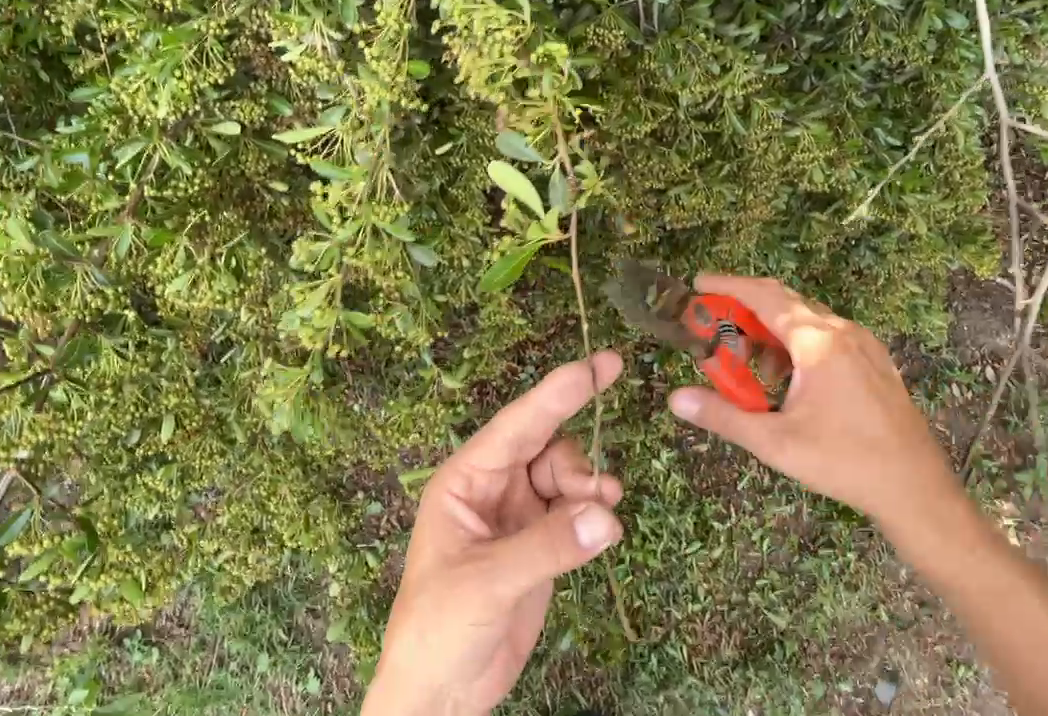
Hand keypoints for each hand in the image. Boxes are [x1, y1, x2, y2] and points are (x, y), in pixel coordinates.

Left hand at [362, 351, 624, 715]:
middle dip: (577, 455)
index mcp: (466, 479)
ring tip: (602, 513)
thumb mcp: (487, 582)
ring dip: (588, 488)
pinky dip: (592, 514)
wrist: (440, 691)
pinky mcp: (539, 545)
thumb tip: (608, 515)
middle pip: (546, 446)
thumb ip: (548, 546)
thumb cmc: (439, 626)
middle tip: (602, 487)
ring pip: (564, 478)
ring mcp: (518, 516)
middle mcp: (493, 488)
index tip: (600, 364)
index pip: (518, 424)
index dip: (558, 391)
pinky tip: (603, 528)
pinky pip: (574, 512)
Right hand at [666, 275, 960, 534]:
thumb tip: (676, 399)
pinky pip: (827, 337)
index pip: (764, 296)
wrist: (917, 490)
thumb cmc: (843, 462)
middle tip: (712, 324)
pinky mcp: (875, 363)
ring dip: (771, 332)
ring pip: (806, 321)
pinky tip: (787, 380)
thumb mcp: (775, 442)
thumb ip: (723, 416)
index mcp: (817, 341)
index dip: (728, 286)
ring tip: (748, 365)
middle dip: (744, 309)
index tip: (698, 284)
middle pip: (785, 302)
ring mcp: (864, 345)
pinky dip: (796, 345)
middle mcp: (842, 332)